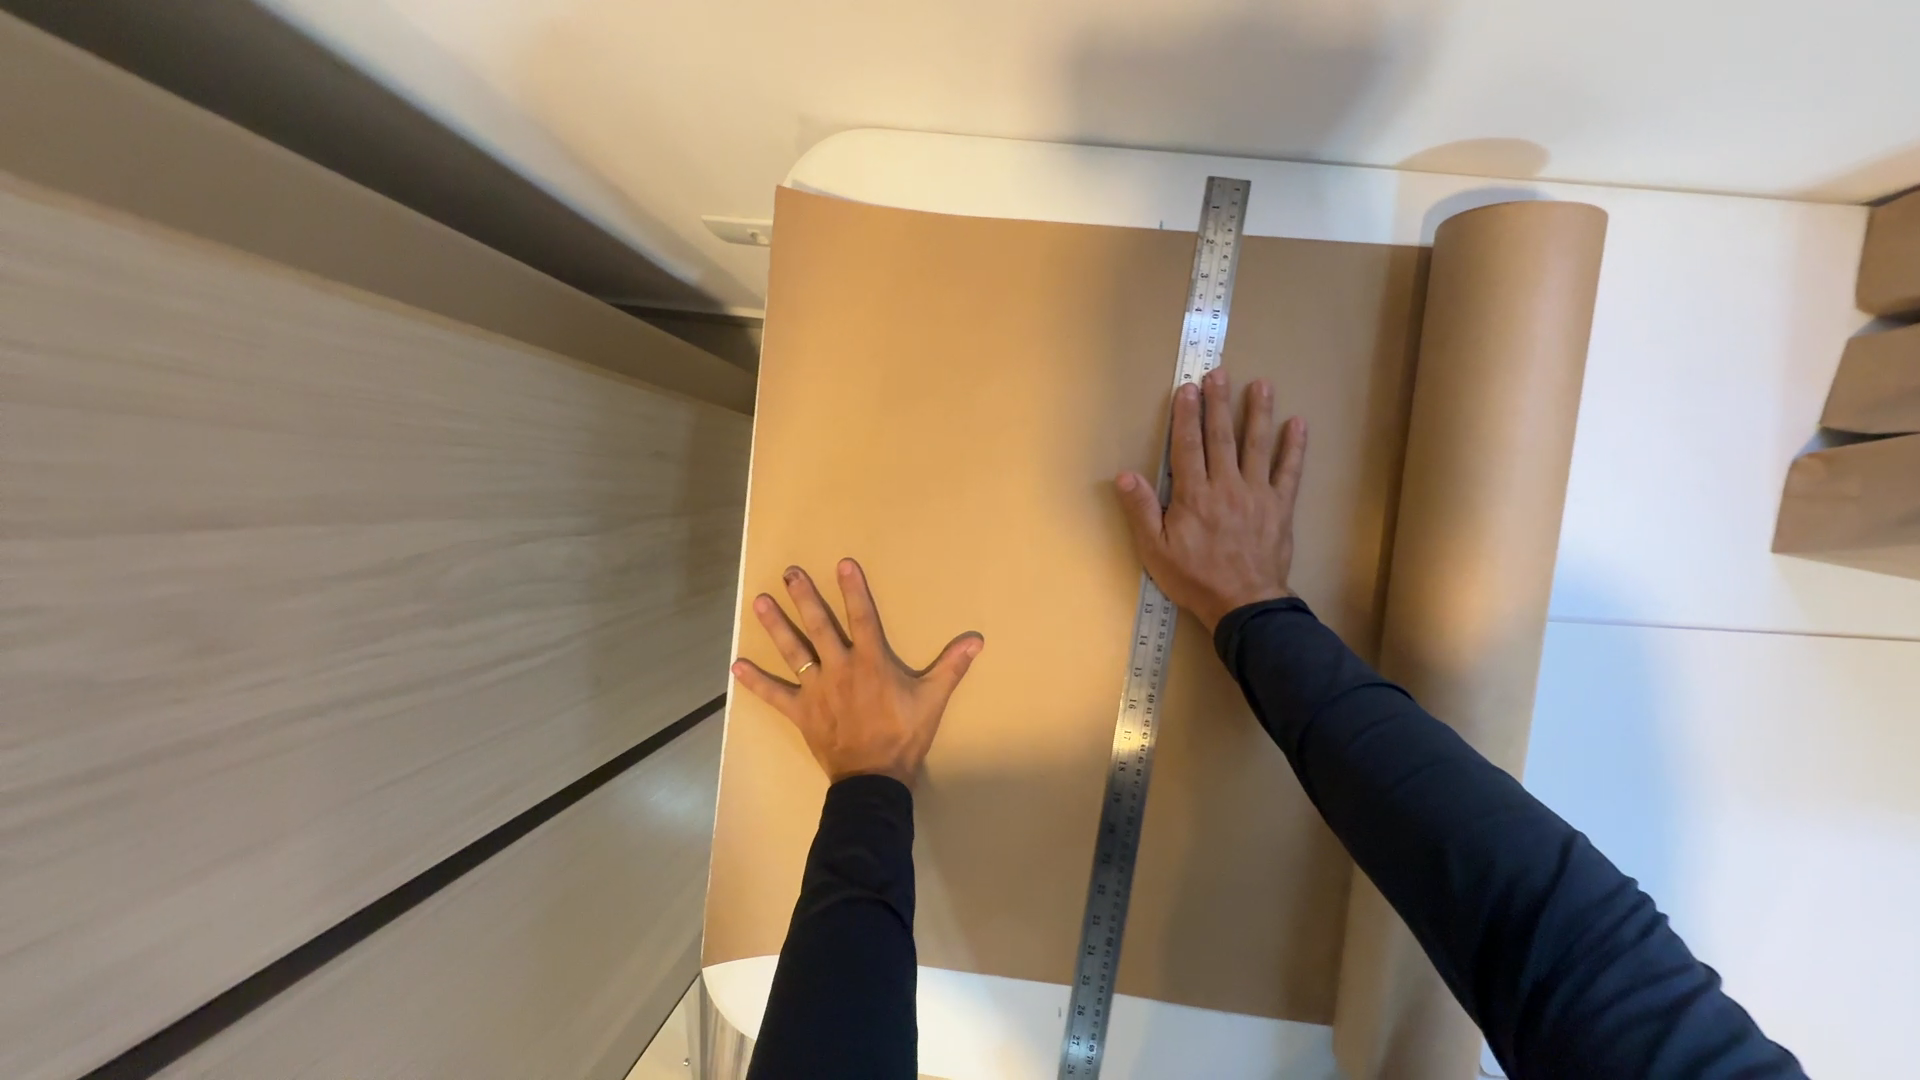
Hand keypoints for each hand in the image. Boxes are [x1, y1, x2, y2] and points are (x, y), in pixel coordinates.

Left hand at [732, 559, 984, 786]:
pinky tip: (736, 666)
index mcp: (871, 662)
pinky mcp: (801, 712)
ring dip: (775, 626)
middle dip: (804, 597)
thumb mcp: (932, 699)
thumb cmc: (903, 736)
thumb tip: (977, 640)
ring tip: (759, 602)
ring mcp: (816, 689)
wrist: (874, 778)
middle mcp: (840, 668)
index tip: (842, 563)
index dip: (853, 589)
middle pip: (819, 625)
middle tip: (789, 573)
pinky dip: (756, 681)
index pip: (862, 617)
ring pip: (793, 651)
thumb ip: (951, 666)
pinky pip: (774, 695)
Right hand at [1115, 369, 1307, 632]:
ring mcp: (1257, 494)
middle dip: (1218, 403)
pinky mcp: (1280, 507)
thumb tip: (1125, 475)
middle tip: (1218, 373)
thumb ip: (1141, 510)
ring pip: (1257, 446)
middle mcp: (1226, 486)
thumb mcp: (1155, 550)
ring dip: (1258, 413)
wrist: (1243, 604)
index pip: (1187, 446)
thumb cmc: (1194, 578)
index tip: (1187, 389)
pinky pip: (1289, 472)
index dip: (1186, 416)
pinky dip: (1294, 448)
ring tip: (1261, 385)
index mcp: (1193, 495)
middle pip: (1221, 437)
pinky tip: (1298, 424)